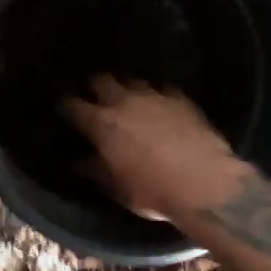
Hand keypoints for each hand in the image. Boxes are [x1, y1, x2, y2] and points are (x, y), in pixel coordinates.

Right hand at [62, 75, 257, 221]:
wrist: (206, 184)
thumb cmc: (154, 191)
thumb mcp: (117, 188)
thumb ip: (95, 170)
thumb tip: (79, 162)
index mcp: (102, 124)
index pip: (72, 105)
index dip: (65, 105)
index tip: (63, 108)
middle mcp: (124, 102)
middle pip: (101, 79)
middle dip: (94, 86)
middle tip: (95, 98)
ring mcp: (154, 96)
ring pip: (132, 80)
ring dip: (127, 89)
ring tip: (129, 100)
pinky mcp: (181, 98)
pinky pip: (162, 89)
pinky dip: (157, 96)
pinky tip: (161, 106)